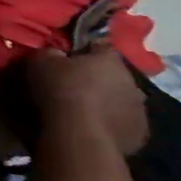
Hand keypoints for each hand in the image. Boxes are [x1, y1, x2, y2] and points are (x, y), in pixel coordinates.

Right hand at [23, 48, 148, 155]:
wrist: (80, 134)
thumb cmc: (60, 90)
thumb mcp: (40, 61)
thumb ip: (50, 53)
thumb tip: (56, 55)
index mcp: (110, 60)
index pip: (99, 46)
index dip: (82, 51)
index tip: (66, 59)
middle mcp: (132, 82)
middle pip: (113, 76)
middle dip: (97, 79)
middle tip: (73, 86)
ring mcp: (140, 110)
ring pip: (121, 100)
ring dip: (106, 102)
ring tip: (82, 111)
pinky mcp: (139, 134)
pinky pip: (123, 123)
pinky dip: (110, 123)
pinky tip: (92, 128)